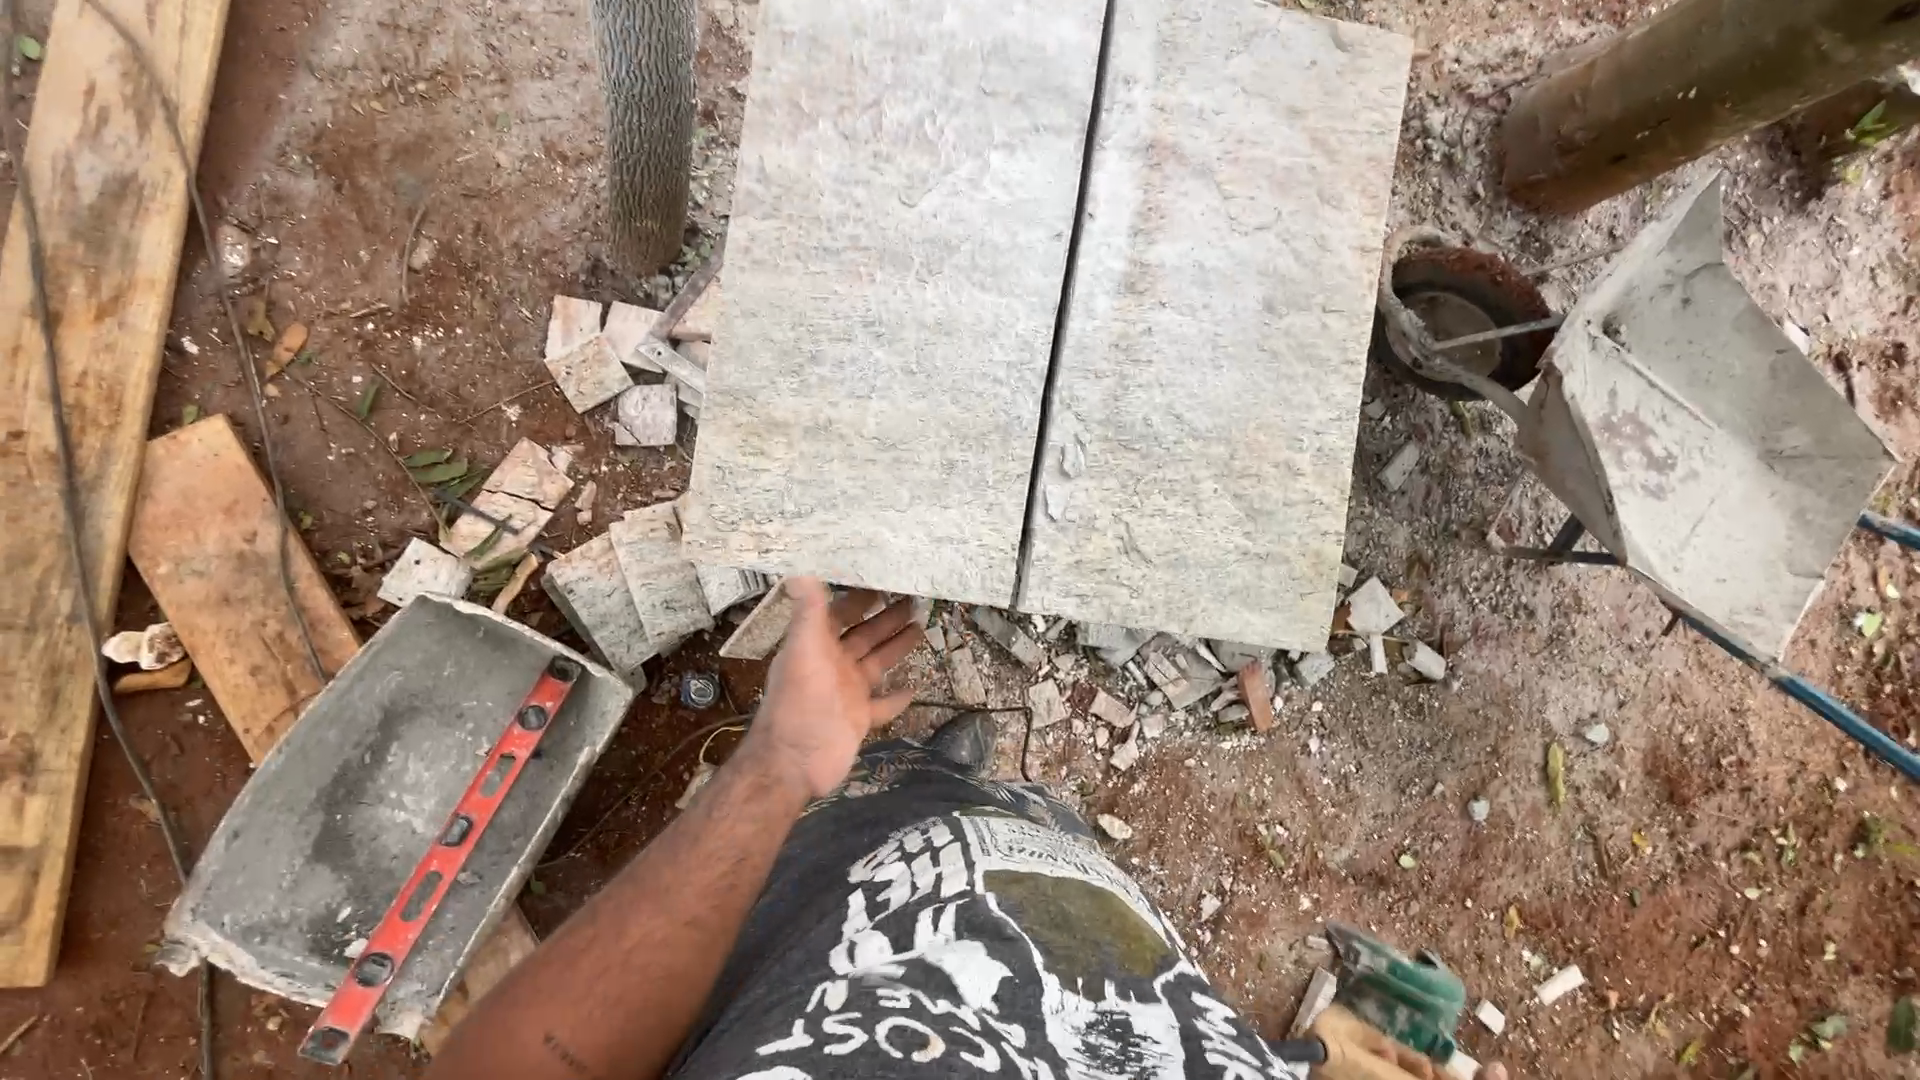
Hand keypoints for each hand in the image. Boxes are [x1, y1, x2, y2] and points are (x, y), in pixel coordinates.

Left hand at [739, 577, 922, 799]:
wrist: (795, 761)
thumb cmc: (800, 701)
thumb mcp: (803, 649)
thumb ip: (808, 612)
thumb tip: (800, 569)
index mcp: (817, 645)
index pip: (840, 614)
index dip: (859, 597)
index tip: (883, 580)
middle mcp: (833, 665)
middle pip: (864, 636)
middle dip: (885, 618)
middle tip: (913, 599)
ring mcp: (848, 692)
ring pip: (877, 663)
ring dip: (896, 647)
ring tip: (920, 627)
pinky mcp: (859, 719)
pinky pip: (883, 705)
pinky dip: (898, 697)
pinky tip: (915, 687)